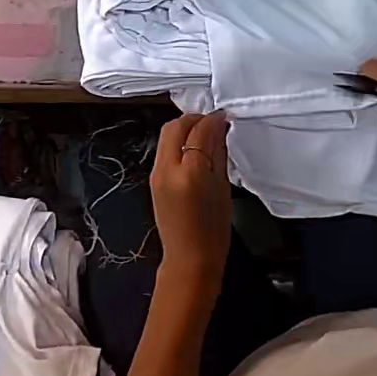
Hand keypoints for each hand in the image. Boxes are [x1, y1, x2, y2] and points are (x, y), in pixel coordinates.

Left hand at [148, 111, 231, 289]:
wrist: (189, 258)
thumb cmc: (214, 229)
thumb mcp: (223, 188)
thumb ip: (218, 154)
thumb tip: (219, 129)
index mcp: (191, 173)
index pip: (199, 131)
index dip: (213, 120)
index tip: (224, 117)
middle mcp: (168, 169)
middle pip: (175, 127)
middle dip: (193, 119)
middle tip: (211, 123)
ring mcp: (156, 174)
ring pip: (165, 136)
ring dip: (183, 128)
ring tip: (203, 135)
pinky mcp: (152, 180)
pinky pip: (163, 151)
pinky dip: (177, 143)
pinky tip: (192, 150)